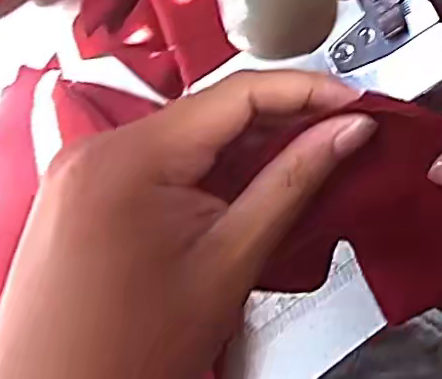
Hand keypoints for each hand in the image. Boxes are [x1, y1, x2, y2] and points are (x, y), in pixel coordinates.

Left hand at [0, 71, 375, 378]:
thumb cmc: (116, 364)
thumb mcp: (230, 259)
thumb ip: (297, 178)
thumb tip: (348, 128)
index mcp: (128, 158)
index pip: (240, 91)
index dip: (308, 89)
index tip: (351, 100)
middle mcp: (99, 151)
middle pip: (221, 107)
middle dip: (287, 119)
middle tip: (341, 130)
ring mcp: (89, 170)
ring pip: (202, 130)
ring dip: (257, 143)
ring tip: (308, 161)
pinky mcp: (92, 190)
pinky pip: (175, 155)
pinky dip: (222, 165)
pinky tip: (257, 185)